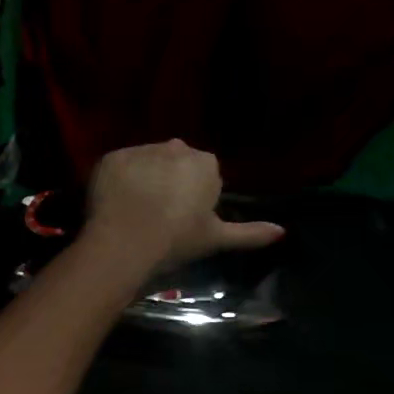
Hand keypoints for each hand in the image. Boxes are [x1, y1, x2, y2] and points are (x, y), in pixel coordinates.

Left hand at [83, 140, 284, 273]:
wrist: (123, 244)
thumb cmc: (174, 242)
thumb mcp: (214, 239)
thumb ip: (249, 233)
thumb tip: (282, 232)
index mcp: (205, 164)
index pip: (200, 174)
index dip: (189, 197)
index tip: (179, 219)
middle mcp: (175, 148)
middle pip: (172, 163)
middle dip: (166, 182)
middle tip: (154, 215)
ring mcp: (141, 150)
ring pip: (144, 162)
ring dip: (140, 178)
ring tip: (131, 210)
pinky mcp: (111, 158)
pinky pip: (116, 166)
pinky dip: (115, 180)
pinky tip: (113, 203)